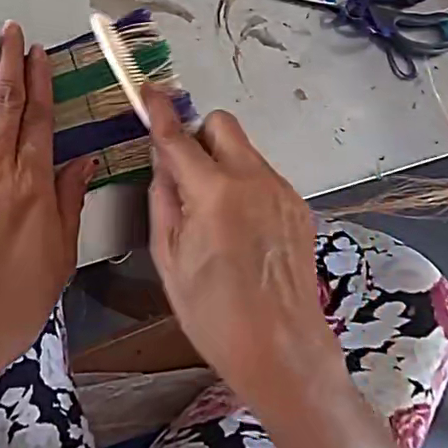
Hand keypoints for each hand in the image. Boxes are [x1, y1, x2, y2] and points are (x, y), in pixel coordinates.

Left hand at [0, 21, 97, 435]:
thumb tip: (83, 161)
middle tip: (11, 29)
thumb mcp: (55, 265)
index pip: (39, 120)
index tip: (39, 53)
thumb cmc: (4, 311)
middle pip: (5, 104)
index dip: (40, 82)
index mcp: (30, 186)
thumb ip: (68, 206)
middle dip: (9, 62)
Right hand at [144, 88, 340, 419]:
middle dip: (197, 133)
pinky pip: (261, 174)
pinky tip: (236, 225)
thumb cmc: (213, 313)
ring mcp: (282, 193)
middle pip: (222, 124)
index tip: (148, 90)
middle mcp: (253, 181)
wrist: (284, 356)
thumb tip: (163, 162)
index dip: (158, 109)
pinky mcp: (298, 208)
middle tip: (183, 168)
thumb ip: (162, 197)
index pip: (178, 136)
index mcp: (214, 193)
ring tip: (210, 208)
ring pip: (243, 149)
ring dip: (219, 159)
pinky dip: (241, 181)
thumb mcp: (168, 256)